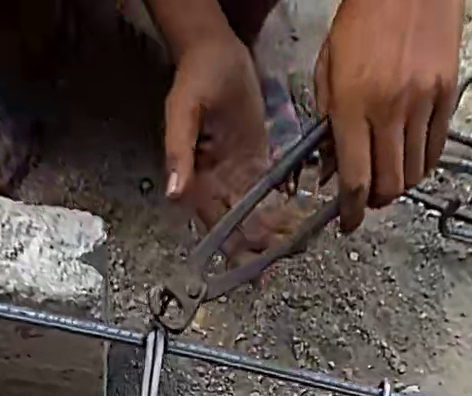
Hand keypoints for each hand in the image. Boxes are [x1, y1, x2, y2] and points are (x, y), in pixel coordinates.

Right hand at [164, 34, 286, 254]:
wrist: (216, 50)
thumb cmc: (195, 76)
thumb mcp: (183, 111)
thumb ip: (178, 152)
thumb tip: (173, 194)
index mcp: (196, 183)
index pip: (216, 227)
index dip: (235, 249)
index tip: (254, 268)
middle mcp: (215, 188)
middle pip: (238, 229)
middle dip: (260, 248)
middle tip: (284, 259)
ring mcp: (235, 179)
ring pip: (255, 218)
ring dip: (274, 234)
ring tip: (296, 245)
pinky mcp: (253, 166)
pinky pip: (268, 198)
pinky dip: (281, 212)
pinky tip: (298, 223)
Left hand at [314, 0, 462, 231]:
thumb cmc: (362, 19)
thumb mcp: (328, 70)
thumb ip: (327, 125)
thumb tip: (331, 171)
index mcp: (353, 104)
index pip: (355, 179)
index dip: (351, 211)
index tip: (348, 223)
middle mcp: (390, 109)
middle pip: (388, 185)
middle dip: (375, 201)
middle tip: (367, 198)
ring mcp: (422, 103)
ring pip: (413, 175)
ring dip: (399, 185)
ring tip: (388, 174)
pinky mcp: (447, 95)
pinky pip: (435, 151)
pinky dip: (421, 164)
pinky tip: (409, 157)